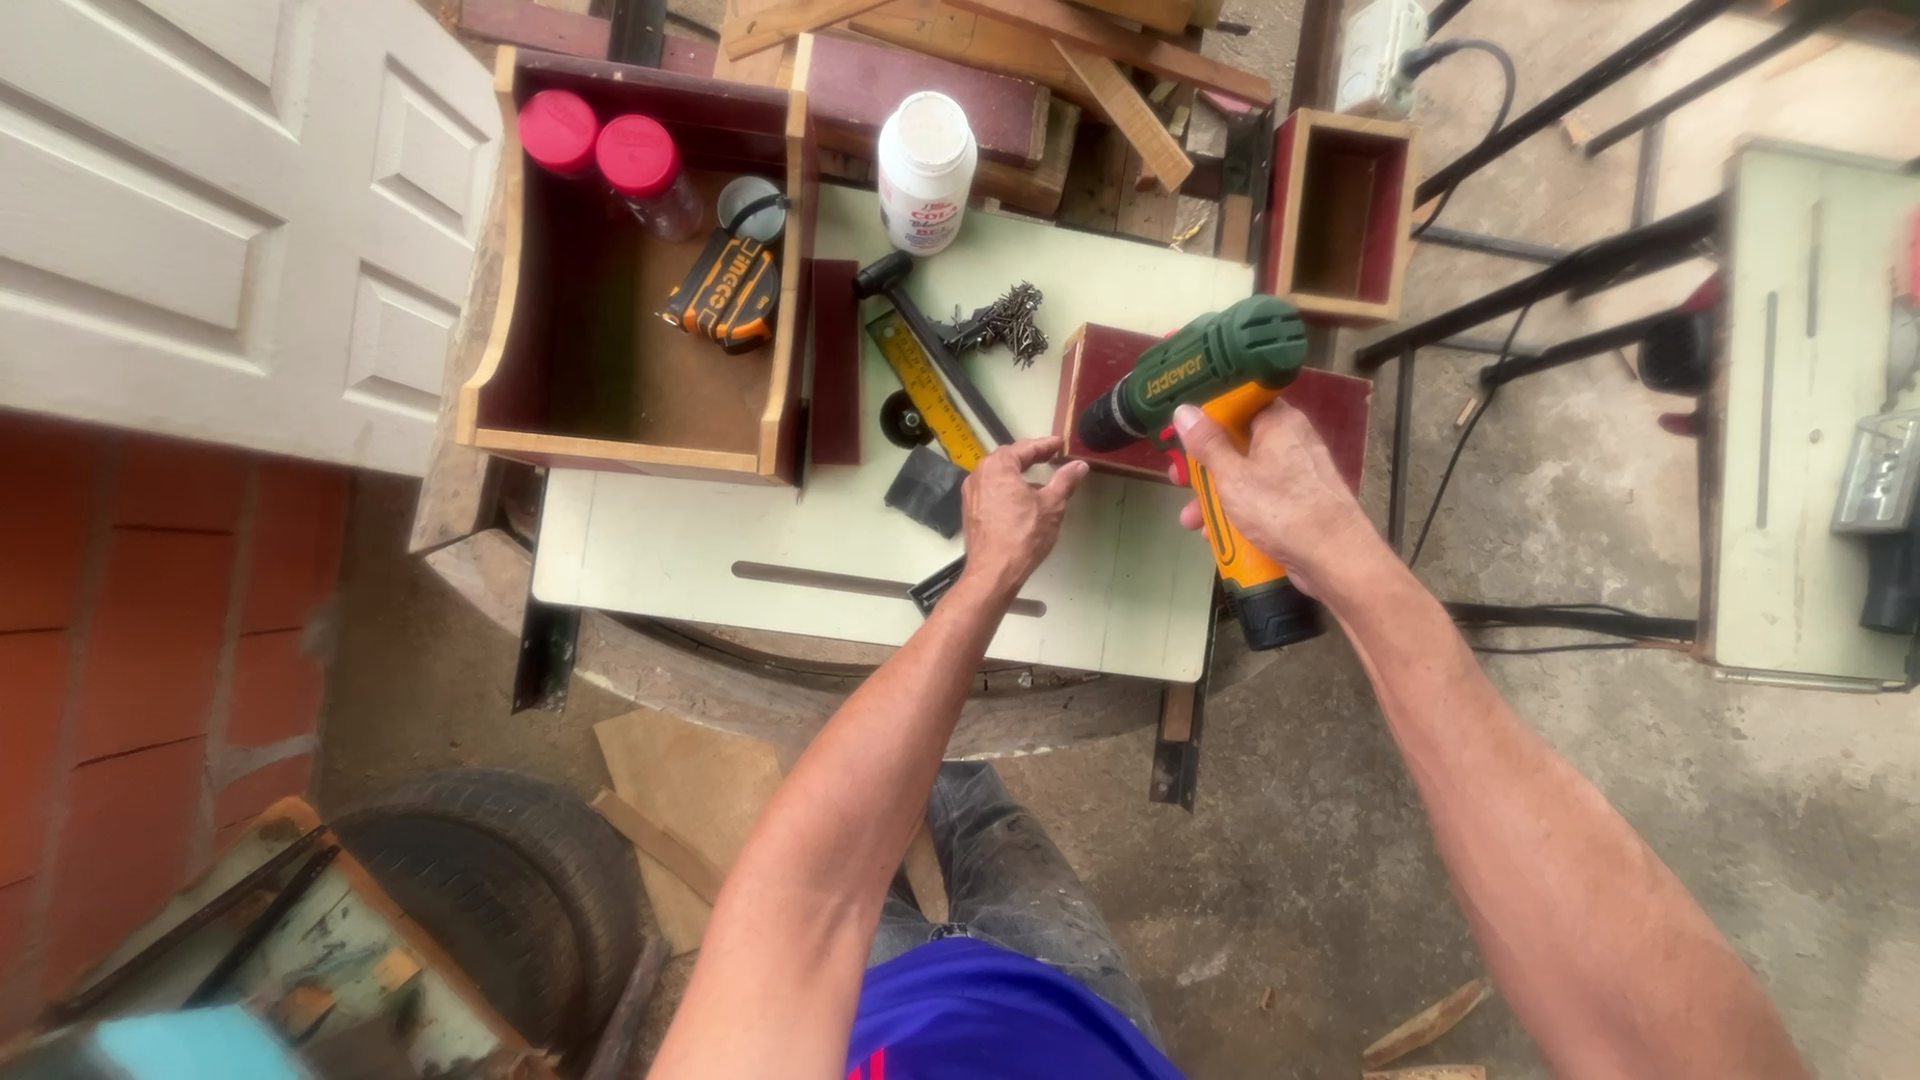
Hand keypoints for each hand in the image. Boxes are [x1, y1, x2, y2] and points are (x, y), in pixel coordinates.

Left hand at [961, 436, 1089, 596]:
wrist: (994, 571)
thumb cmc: (1024, 535)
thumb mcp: (1052, 505)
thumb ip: (1065, 480)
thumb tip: (1079, 465)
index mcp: (998, 466)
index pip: (1025, 448)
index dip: (1045, 445)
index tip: (1060, 444)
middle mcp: (979, 475)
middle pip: (1008, 459)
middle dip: (1030, 458)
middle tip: (1050, 457)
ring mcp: (971, 494)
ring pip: (998, 477)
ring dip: (1018, 475)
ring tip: (1039, 482)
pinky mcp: (970, 512)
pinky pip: (991, 492)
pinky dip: (1007, 490)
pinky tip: (1022, 503)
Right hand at [1170, 400, 1381, 594]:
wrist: (1335, 558)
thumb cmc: (1280, 510)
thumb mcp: (1232, 476)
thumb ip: (1206, 443)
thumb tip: (1184, 410)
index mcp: (1277, 422)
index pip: (1239, 402)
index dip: (1207, 415)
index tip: (1182, 430)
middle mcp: (1289, 440)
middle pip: (1237, 443)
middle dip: (1204, 467)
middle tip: (1178, 480)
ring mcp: (1295, 473)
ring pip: (1244, 475)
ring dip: (1215, 497)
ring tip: (1191, 521)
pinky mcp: (1298, 501)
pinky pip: (1259, 497)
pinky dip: (1237, 512)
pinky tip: (1218, 534)